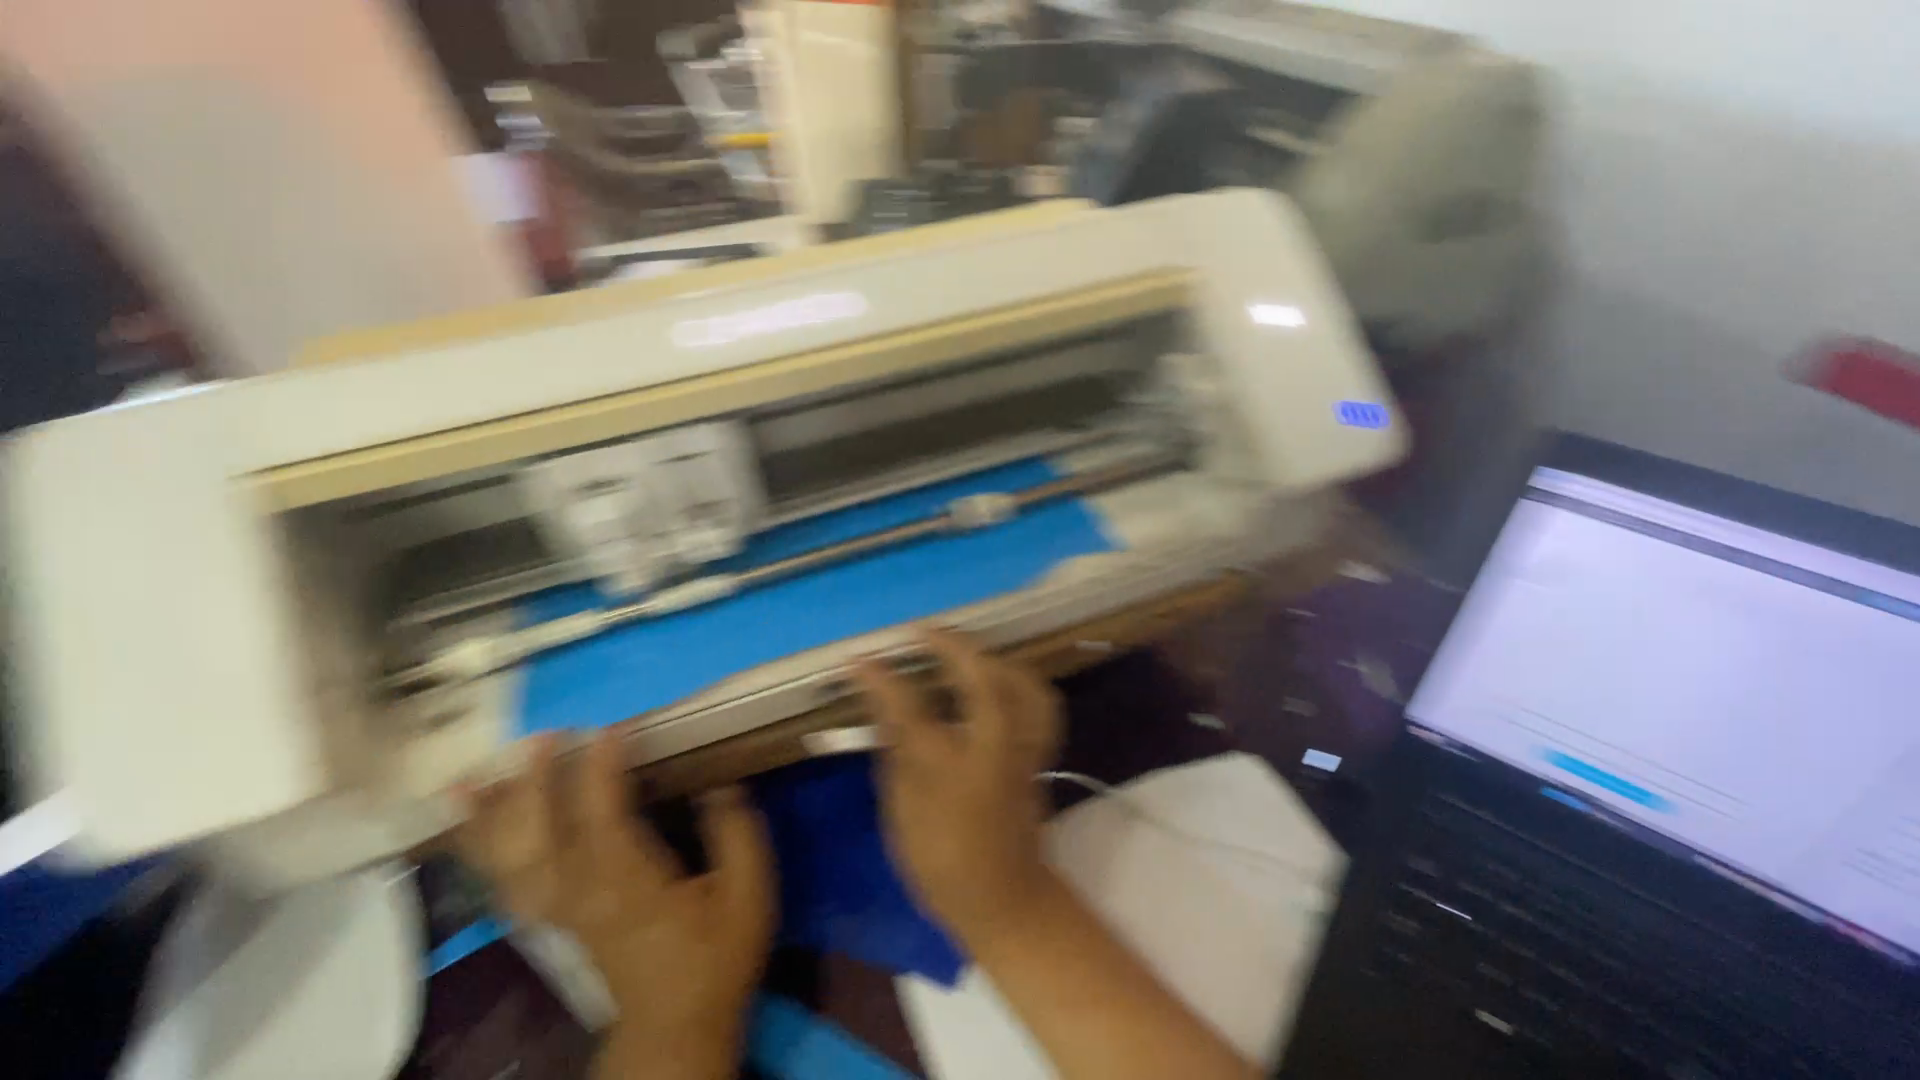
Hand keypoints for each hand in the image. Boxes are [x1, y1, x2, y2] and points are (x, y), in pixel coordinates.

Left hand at [457, 732, 774, 1079]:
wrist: (677, 1025)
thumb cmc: (715, 956)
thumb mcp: (748, 893)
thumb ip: (735, 833)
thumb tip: (718, 783)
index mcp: (628, 881)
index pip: (603, 814)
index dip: (601, 769)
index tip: (610, 729)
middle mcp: (581, 892)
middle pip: (541, 832)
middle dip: (535, 782)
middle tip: (542, 737)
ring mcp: (558, 910)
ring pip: (508, 861)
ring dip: (487, 819)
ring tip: (466, 782)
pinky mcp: (550, 922)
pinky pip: (504, 886)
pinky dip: (480, 858)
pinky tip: (469, 833)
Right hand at [852, 628, 1064, 946]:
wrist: (1006, 900)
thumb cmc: (941, 866)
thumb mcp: (900, 815)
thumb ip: (895, 754)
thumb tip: (883, 707)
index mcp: (949, 770)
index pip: (910, 708)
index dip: (882, 679)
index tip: (860, 660)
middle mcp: (992, 750)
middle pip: (981, 679)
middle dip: (951, 646)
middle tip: (921, 632)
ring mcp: (1022, 751)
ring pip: (1021, 685)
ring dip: (991, 657)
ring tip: (964, 650)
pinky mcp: (1039, 756)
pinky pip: (1038, 704)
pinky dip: (1019, 682)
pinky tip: (998, 680)